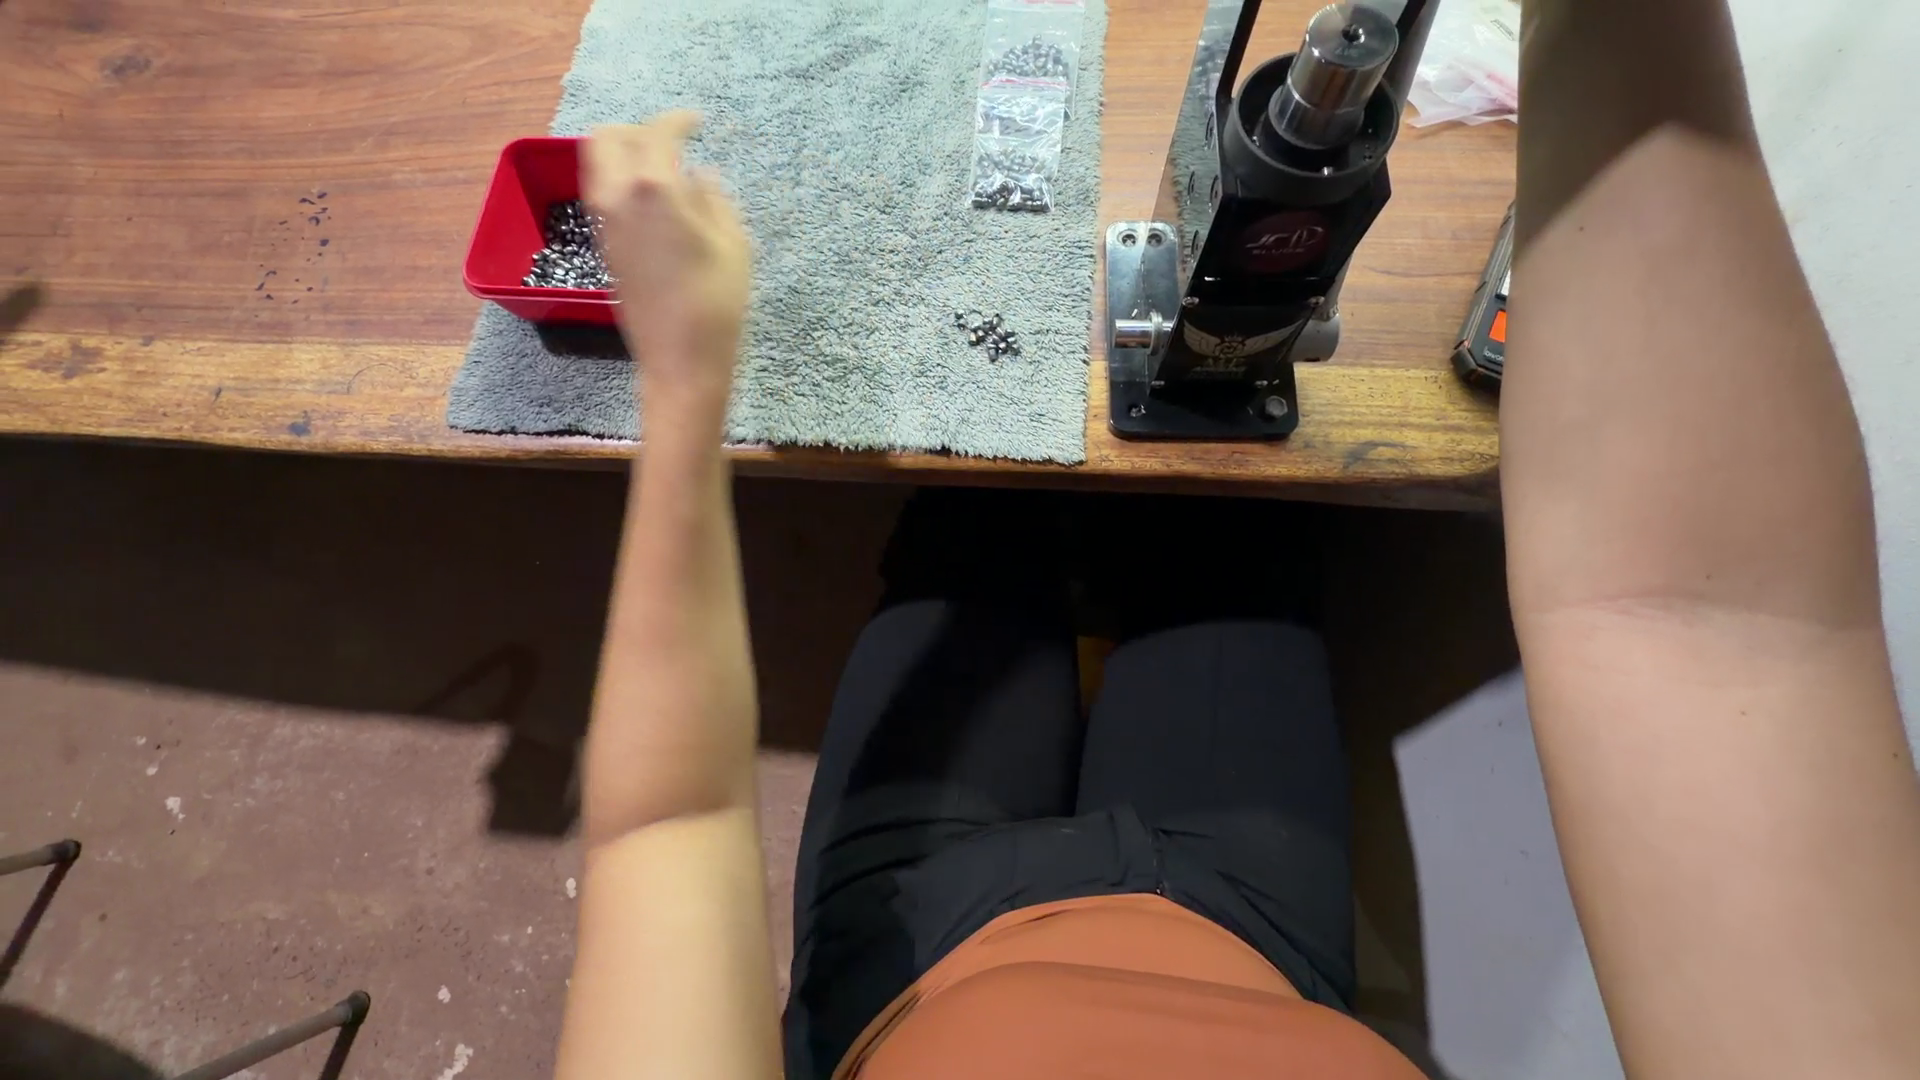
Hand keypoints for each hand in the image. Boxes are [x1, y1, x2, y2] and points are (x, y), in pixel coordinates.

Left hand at [584, 111, 750, 411]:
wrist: (680, 362)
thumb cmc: (717, 307)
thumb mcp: (735, 249)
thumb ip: (716, 202)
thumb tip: (701, 179)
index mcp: (655, 190)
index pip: (658, 134)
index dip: (678, 121)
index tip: (697, 122)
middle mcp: (618, 198)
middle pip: (608, 138)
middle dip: (638, 132)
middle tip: (671, 144)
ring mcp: (605, 225)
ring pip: (598, 166)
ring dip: (625, 157)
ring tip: (661, 173)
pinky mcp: (604, 249)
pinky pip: (603, 196)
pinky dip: (622, 185)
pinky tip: (654, 205)